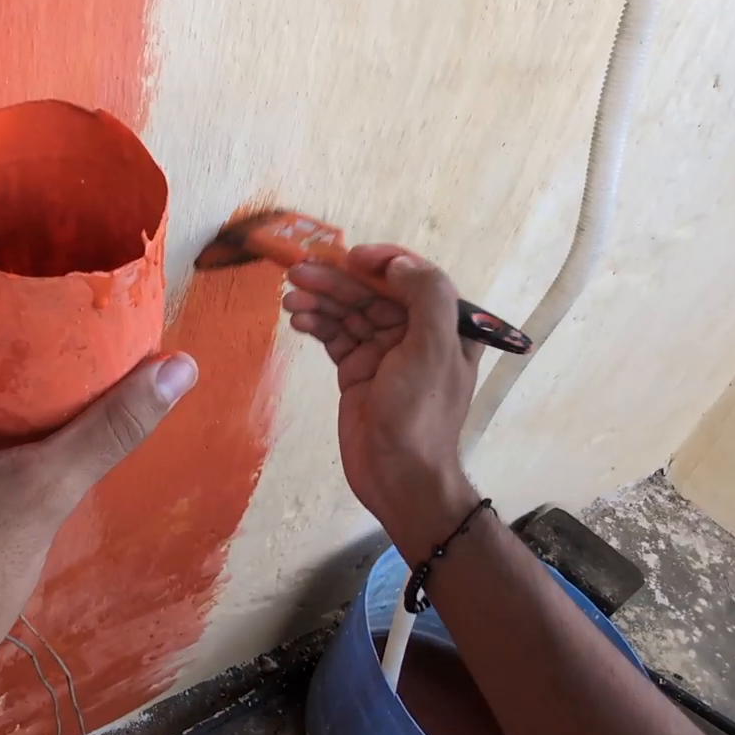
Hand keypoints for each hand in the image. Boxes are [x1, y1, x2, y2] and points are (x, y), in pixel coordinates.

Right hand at [281, 245, 483, 558]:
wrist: (397, 476)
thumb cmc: (419, 413)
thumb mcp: (432, 351)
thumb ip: (425, 298)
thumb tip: (399, 264)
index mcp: (444, 325)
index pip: (411, 278)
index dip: (380, 262)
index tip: (348, 258)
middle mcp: (414, 334)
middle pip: (371, 294)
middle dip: (336, 281)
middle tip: (297, 273)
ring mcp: (382, 353)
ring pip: (348, 313)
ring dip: (319, 302)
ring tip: (290, 300)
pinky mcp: (356, 371)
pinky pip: (334, 337)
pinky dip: (316, 325)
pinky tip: (297, 320)